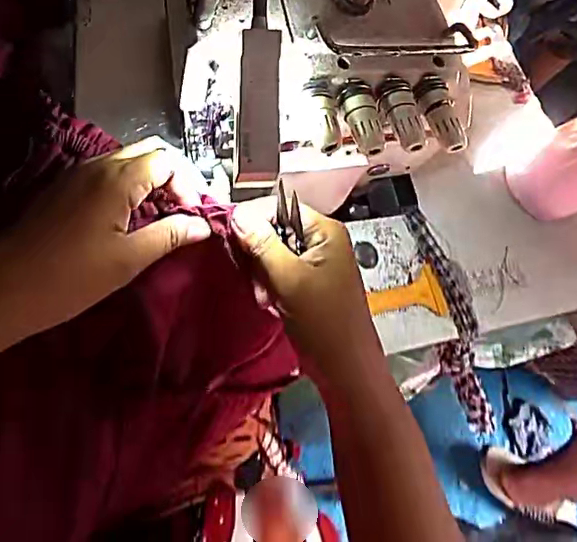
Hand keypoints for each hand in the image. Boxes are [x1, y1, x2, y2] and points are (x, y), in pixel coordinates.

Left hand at [0, 137, 213, 367]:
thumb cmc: (68, 278)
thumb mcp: (127, 261)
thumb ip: (169, 235)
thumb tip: (203, 224)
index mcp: (119, 178)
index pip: (169, 159)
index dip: (188, 183)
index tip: (193, 215)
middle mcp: (99, 164)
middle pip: (150, 151)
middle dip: (174, 175)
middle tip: (182, 209)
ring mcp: (78, 173)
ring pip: (128, 160)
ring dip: (151, 179)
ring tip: (159, 216)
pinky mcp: (63, 188)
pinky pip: (107, 172)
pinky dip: (128, 185)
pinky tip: (127, 218)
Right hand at [233, 198, 381, 382]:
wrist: (346, 369)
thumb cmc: (324, 322)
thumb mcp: (289, 280)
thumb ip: (263, 245)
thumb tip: (238, 214)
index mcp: (324, 230)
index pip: (280, 206)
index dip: (253, 219)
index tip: (231, 238)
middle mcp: (321, 239)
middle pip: (275, 227)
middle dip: (258, 251)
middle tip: (253, 277)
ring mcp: (316, 261)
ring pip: (274, 251)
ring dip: (262, 272)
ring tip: (263, 295)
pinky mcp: (308, 281)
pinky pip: (280, 270)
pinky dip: (269, 284)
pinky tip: (268, 302)